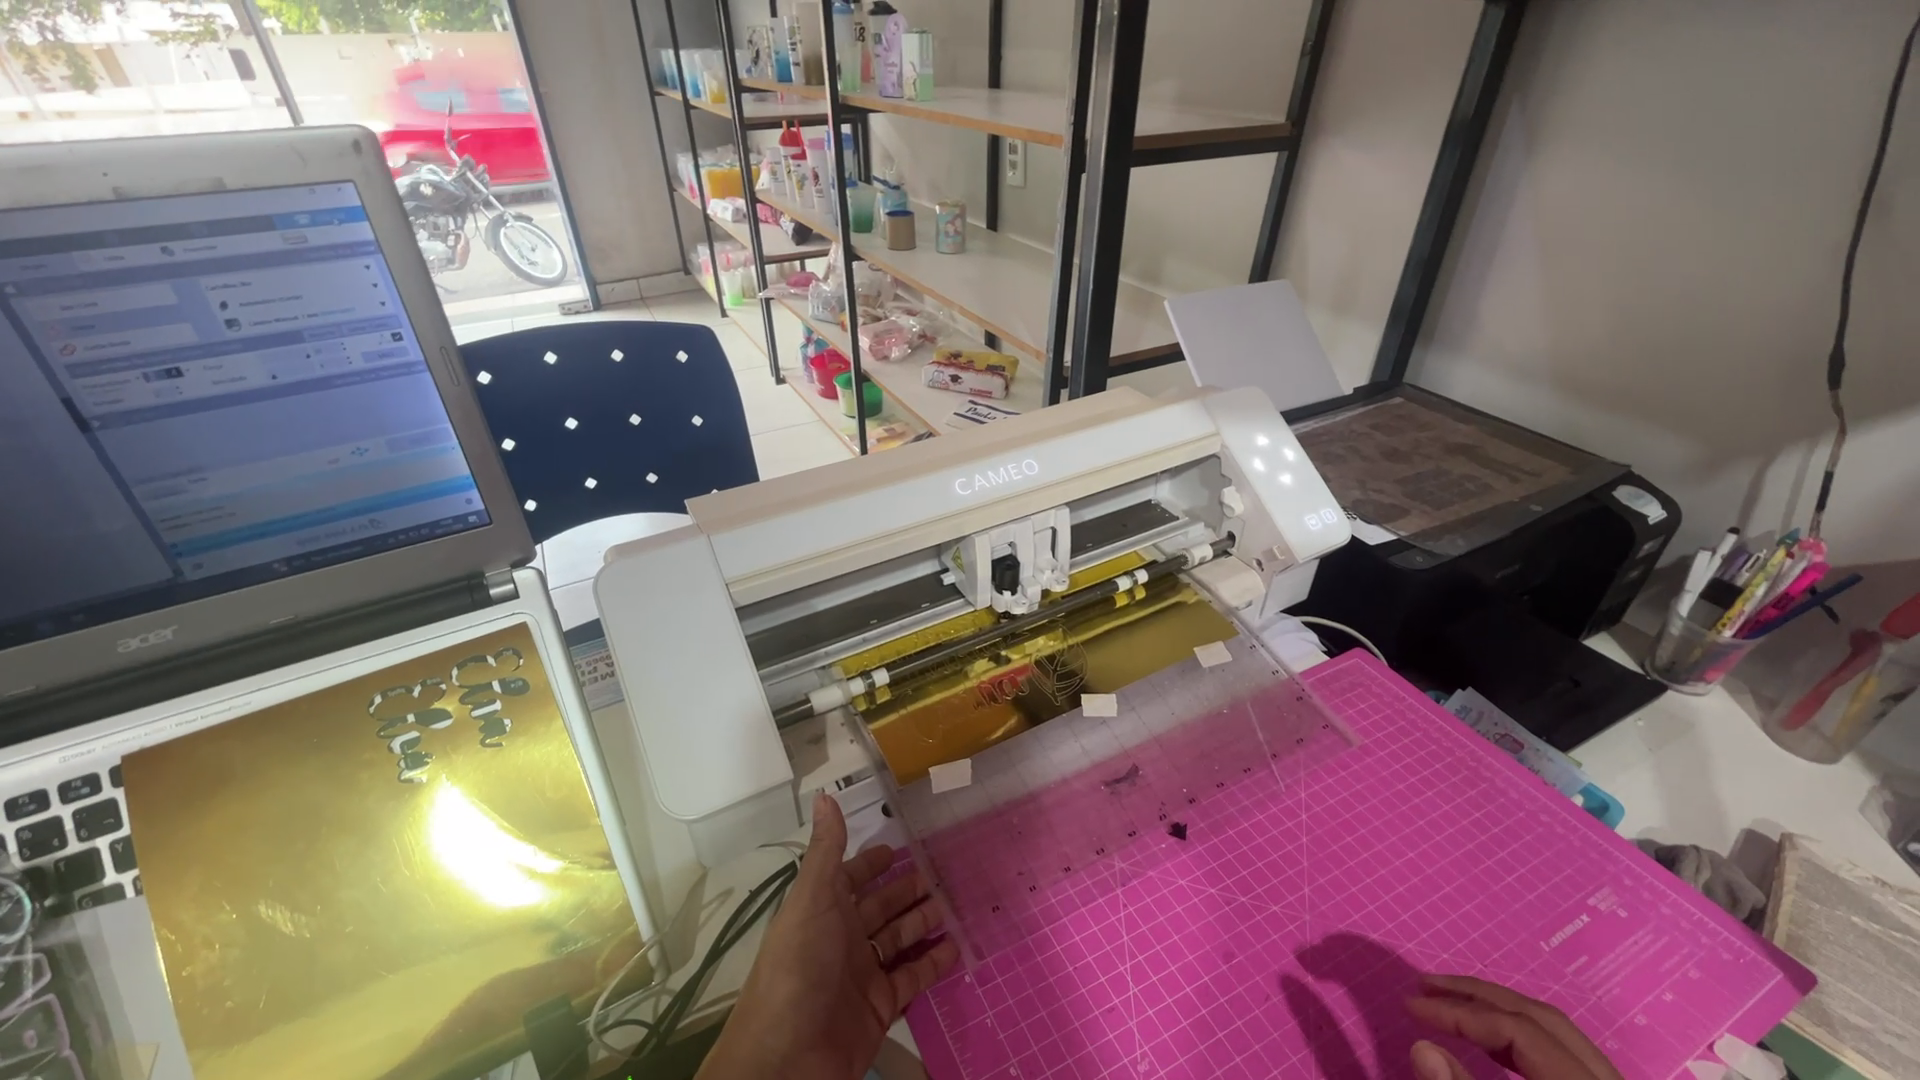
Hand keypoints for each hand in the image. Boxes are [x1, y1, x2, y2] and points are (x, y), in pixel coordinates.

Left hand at [697, 794, 959, 1079]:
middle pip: (879, 908)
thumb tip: (824, 795)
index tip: (897, 848)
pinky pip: (912, 979)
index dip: (871, 863)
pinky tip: (956, 947)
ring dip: (922, 923)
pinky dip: (933, 964)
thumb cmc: (798, 967)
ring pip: (897, 941)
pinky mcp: (880, 1007)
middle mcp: (841, 939)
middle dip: (904, 891)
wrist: (787, 1057)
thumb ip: (826, 850)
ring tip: (950, 906)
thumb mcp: (811, 899)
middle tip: (936, 875)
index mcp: (822, 910)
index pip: (849, 879)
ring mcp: (861, 975)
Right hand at [1405, 975, 1623, 1079]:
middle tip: (1423, 987)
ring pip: (1555, 1031)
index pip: (1519, 1029)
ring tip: (1448, 1006)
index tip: (1409, 1007)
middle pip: (1540, 1018)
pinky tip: (1488, 1042)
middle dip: (1476, 996)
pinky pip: (1562, 1053)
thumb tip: (1420, 1047)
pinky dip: (1518, 1039)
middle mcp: (1608, 1078)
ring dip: (1496, 1012)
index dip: (1459, 1013)